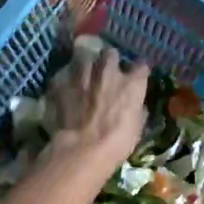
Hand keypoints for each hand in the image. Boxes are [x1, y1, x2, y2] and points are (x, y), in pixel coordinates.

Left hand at [49, 43, 148, 171]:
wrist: (83, 149)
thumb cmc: (117, 143)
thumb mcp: (137, 128)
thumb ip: (137, 110)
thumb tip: (137, 106)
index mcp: (132, 84)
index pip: (141, 66)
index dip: (139, 72)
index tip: (137, 78)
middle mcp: (109, 72)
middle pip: (110, 54)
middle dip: (110, 61)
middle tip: (108, 72)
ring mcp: (83, 75)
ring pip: (85, 58)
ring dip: (87, 66)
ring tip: (85, 76)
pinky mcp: (62, 83)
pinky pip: (65, 76)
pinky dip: (67, 82)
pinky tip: (67, 90)